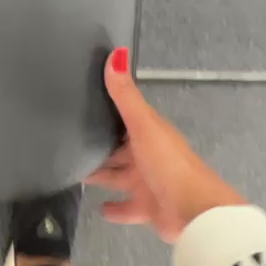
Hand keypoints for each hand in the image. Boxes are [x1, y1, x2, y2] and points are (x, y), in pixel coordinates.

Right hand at [89, 48, 246, 241]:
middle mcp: (148, 155)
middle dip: (99, 144)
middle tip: (70, 139)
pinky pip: (126, 206)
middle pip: (119, 148)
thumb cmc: (168, 163)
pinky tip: (98, 208)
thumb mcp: (144, 124)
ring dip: (101, 173)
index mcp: (150, 132)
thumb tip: (116, 53)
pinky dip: (113, 208)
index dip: (107, 110)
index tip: (82, 101)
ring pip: (118, 175)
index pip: (125, 117)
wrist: (195, 213)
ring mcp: (148, 182)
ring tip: (74, 169)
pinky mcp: (147, 208)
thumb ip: (126, 95)